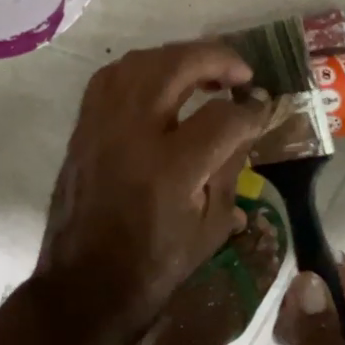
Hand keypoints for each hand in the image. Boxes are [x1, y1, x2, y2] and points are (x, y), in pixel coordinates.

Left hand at [36, 40, 272, 327]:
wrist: (84, 287)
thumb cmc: (155, 265)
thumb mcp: (211, 227)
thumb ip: (230, 168)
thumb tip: (245, 121)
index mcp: (171, 168)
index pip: (222, 116)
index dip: (251, 110)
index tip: (263, 108)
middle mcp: (133, 134)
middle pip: (176, 66)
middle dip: (216, 59)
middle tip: (241, 71)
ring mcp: (101, 126)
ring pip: (140, 62)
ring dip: (177, 57)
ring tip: (203, 71)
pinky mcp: (82, 128)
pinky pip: (111, 78)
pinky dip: (141, 69)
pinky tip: (160, 82)